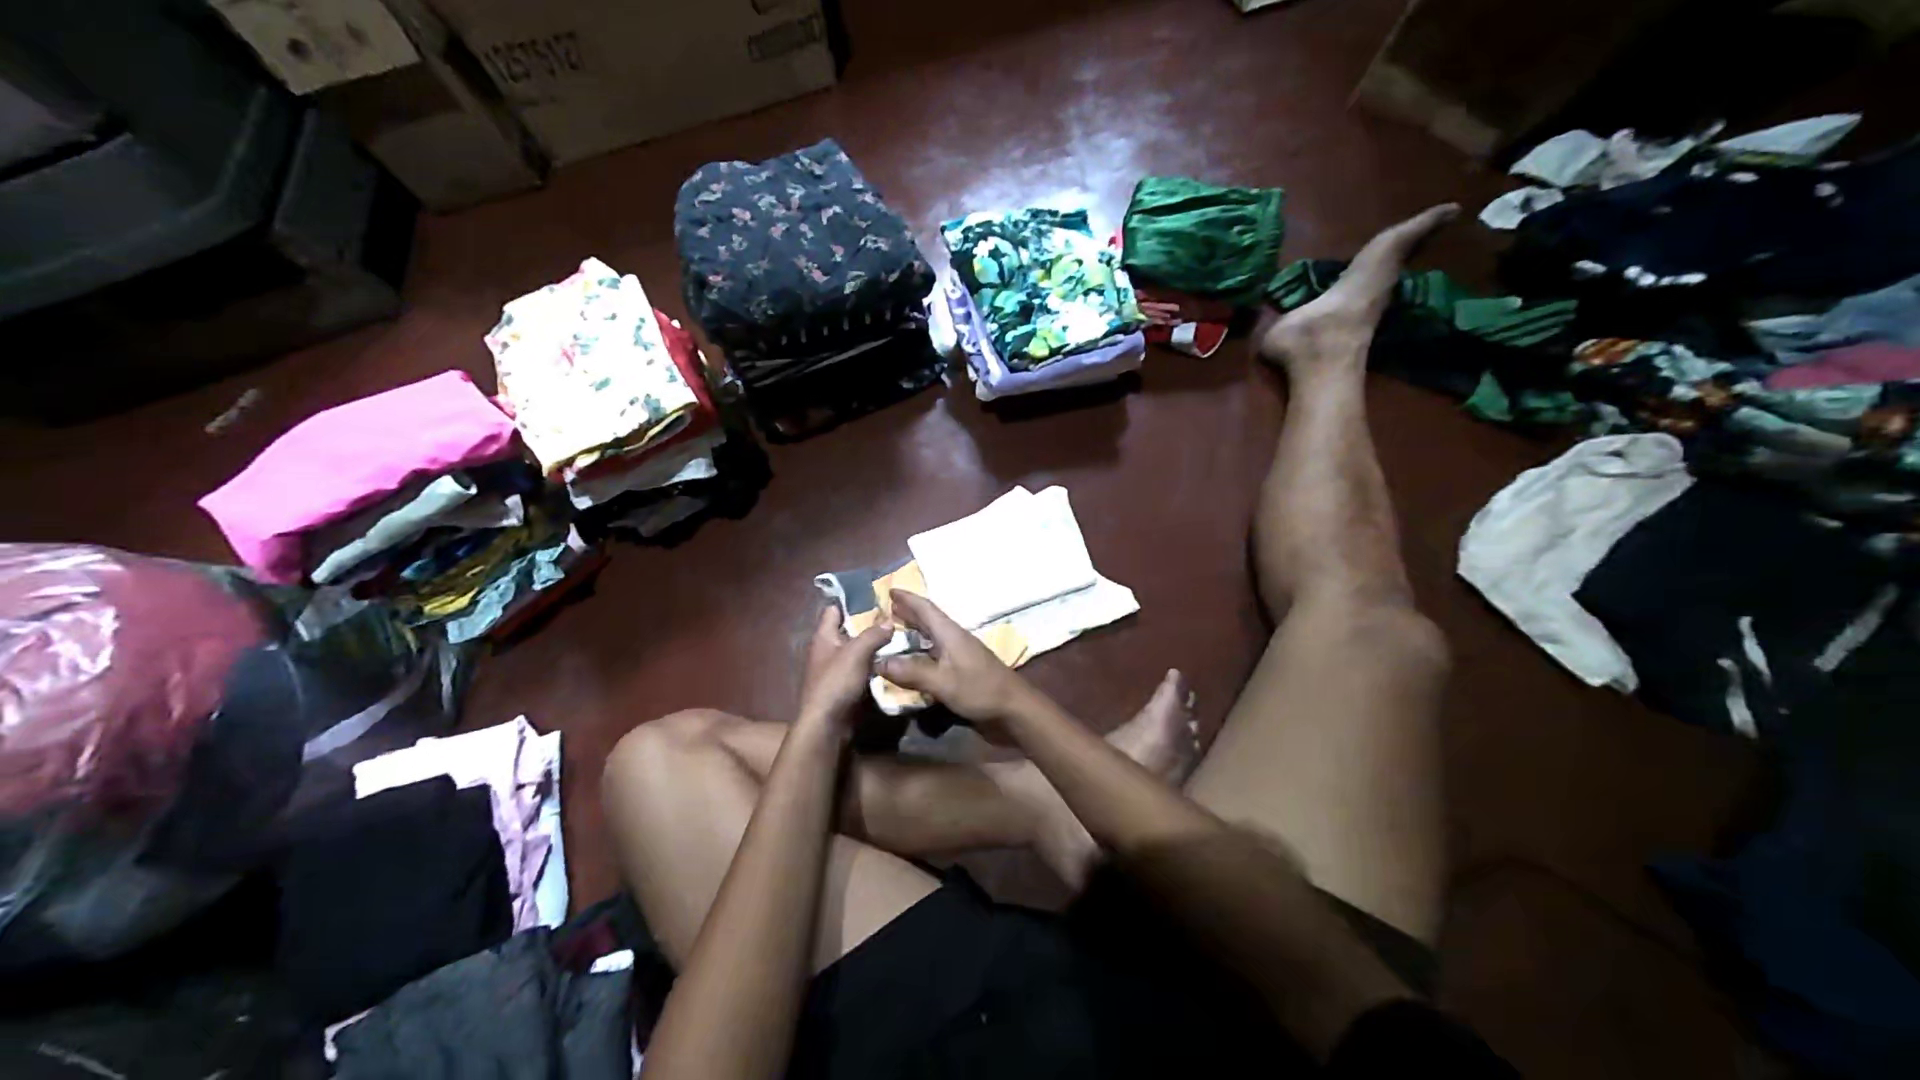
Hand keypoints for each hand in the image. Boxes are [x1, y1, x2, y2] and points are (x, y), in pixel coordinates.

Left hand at [796, 606, 891, 734]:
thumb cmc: (835, 683)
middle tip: (898, 617)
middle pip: (851, 630)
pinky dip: (877, 665)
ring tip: (903, 637)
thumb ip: (873, 634)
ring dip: (877, 646)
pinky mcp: (848, 686)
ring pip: (860, 651)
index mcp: (824, 636)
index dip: (852, 601)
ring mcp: (838, 669)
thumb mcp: (855, 653)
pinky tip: (896, 661)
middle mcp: (829, 650)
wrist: (827, 725)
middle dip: (872, 624)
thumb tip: (889, 621)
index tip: (877, 596)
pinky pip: (865, 669)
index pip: (834, 610)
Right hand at [876, 590, 1028, 723]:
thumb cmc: (980, 690)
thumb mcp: (942, 682)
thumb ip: (911, 671)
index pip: (927, 609)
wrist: (1013, 709)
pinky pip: (936, 653)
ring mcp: (960, 655)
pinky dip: (921, 651)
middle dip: (909, 613)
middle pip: (929, 621)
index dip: (908, 599)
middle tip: (886, 609)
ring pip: (933, 637)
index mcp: (950, 634)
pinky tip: (913, 658)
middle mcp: (954, 639)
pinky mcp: (962, 671)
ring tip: (895, 630)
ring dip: (915, 631)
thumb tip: (878, 662)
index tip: (891, 589)